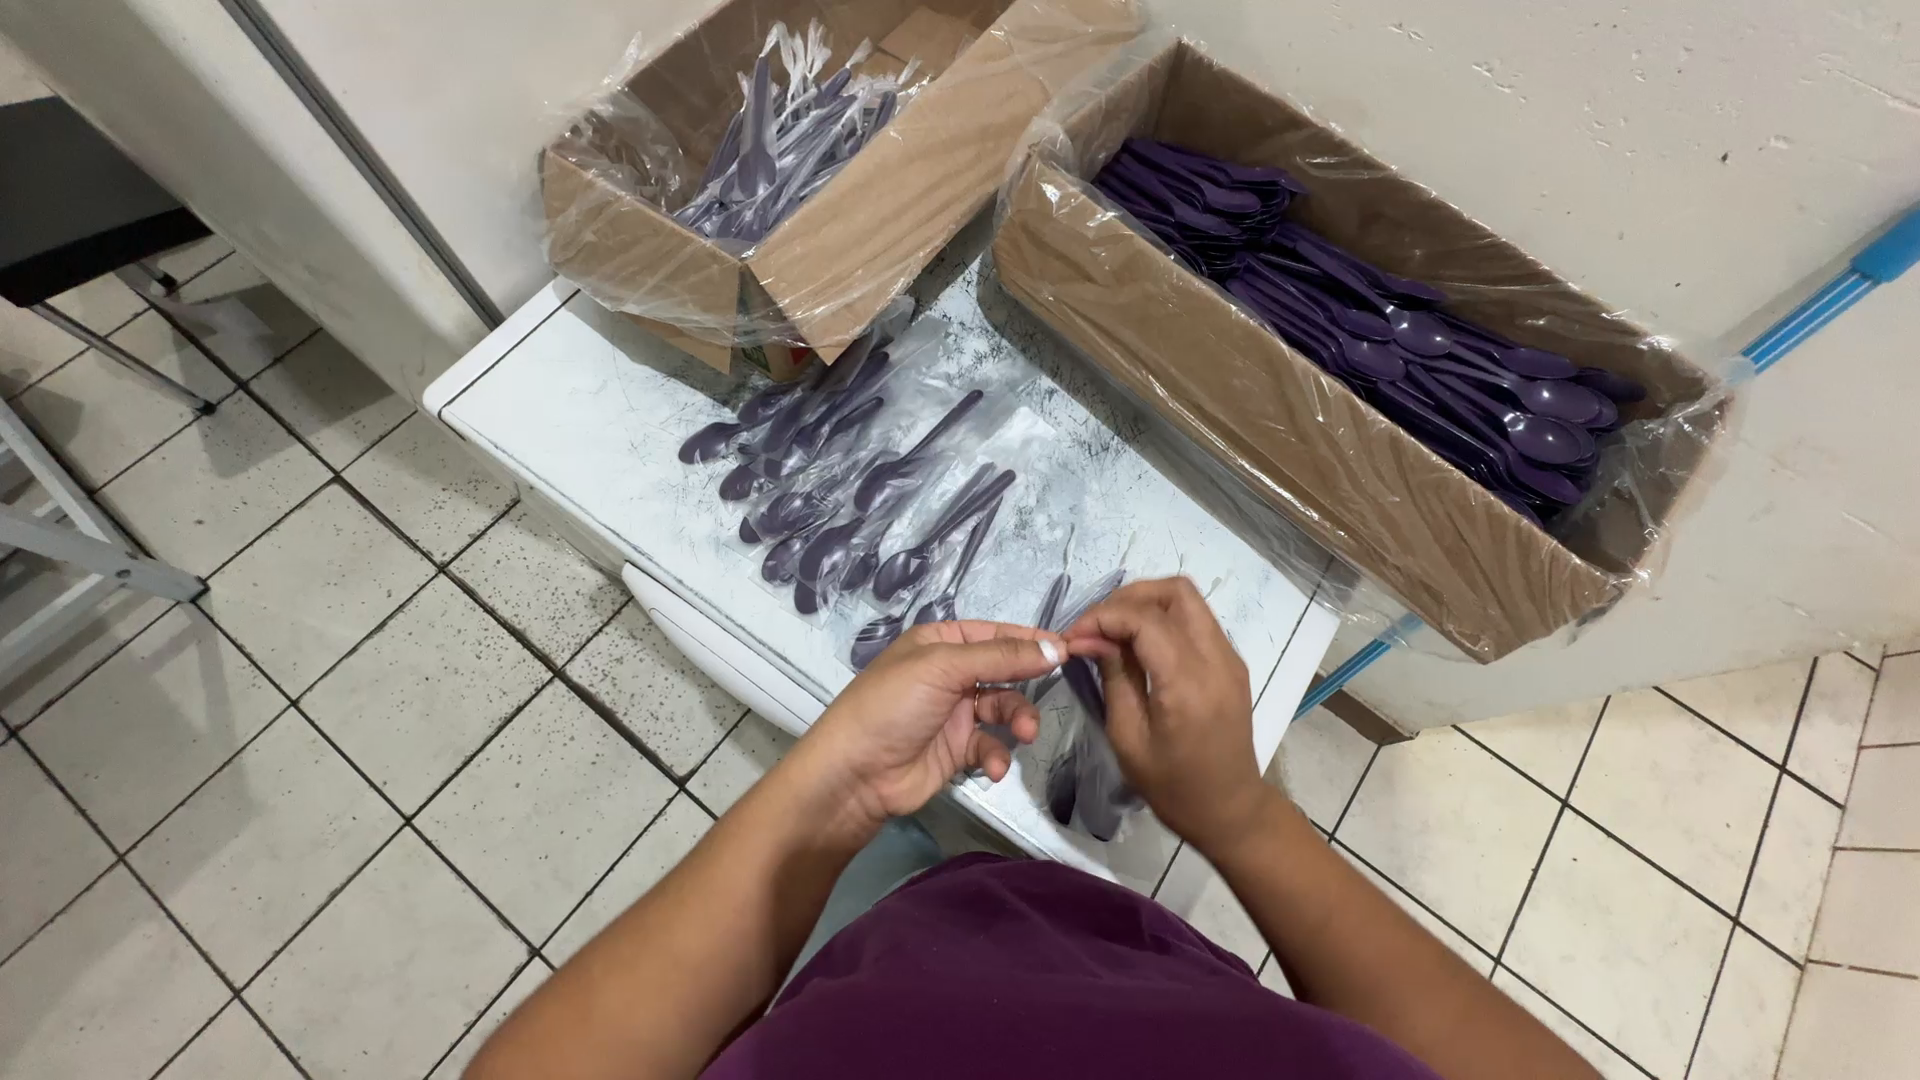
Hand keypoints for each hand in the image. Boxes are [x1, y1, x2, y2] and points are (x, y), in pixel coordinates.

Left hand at [797, 620, 1065, 826]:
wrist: (856, 774)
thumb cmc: (894, 704)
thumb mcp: (944, 667)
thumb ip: (1001, 657)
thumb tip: (1055, 647)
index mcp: (939, 643)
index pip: (993, 634)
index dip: (1029, 640)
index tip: (1068, 648)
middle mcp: (948, 673)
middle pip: (1003, 671)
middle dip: (1026, 682)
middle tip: (1054, 687)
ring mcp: (953, 713)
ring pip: (1002, 709)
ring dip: (1017, 720)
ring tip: (1023, 734)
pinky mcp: (956, 750)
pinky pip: (990, 746)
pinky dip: (996, 755)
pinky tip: (993, 766)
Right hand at [1064, 577, 1273, 854]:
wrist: (1230, 810)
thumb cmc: (1173, 786)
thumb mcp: (1128, 737)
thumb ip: (1113, 676)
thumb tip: (1089, 637)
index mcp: (1188, 684)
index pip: (1145, 619)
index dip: (1103, 616)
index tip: (1074, 636)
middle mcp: (1217, 660)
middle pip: (1175, 591)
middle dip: (1127, 597)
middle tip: (1095, 625)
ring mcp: (1230, 657)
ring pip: (1188, 598)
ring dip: (1146, 602)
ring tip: (1113, 628)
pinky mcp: (1231, 662)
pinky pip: (1196, 618)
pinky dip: (1163, 616)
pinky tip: (1138, 641)